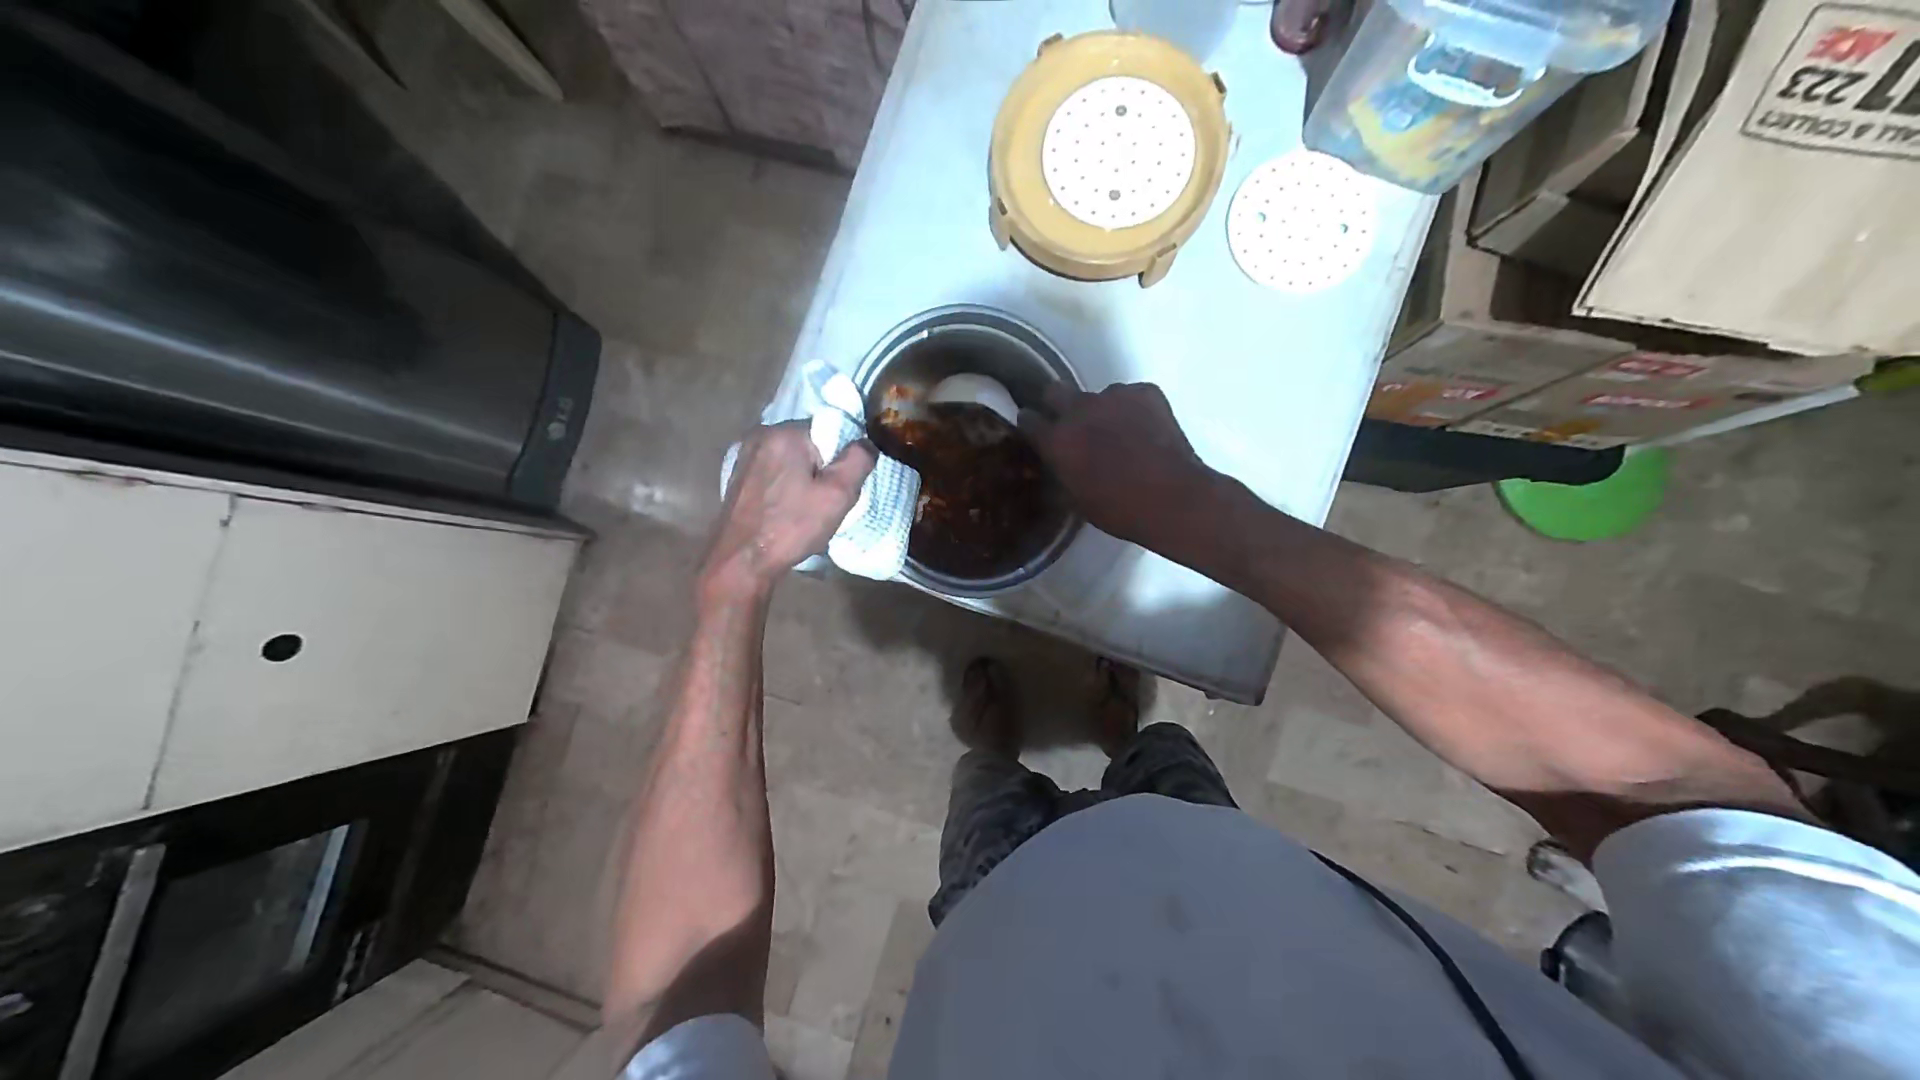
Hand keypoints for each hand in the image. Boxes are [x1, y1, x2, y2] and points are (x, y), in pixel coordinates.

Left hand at [702, 422, 875, 598]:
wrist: (741, 560)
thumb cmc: (791, 526)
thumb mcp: (837, 495)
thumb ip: (858, 461)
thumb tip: (867, 443)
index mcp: (785, 432)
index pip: (830, 429)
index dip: (843, 457)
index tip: (844, 484)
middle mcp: (761, 434)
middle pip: (810, 443)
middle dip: (823, 467)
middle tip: (828, 499)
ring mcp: (746, 455)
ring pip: (792, 458)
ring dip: (805, 476)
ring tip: (807, 507)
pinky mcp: (738, 474)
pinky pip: (775, 470)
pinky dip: (787, 484)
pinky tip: (788, 508)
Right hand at [1020, 382, 1225, 556]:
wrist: (1174, 499)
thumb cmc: (1120, 510)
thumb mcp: (1076, 499)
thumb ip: (1061, 472)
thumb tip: (1057, 464)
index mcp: (1057, 440)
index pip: (1028, 420)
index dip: (1031, 425)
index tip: (1036, 431)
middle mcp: (1079, 409)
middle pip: (1055, 391)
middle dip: (1058, 404)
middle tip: (1073, 425)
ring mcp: (1114, 396)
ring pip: (1098, 395)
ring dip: (1102, 410)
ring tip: (1121, 433)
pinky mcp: (1146, 392)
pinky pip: (1131, 396)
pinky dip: (1133, 409)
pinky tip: (1146, 431)